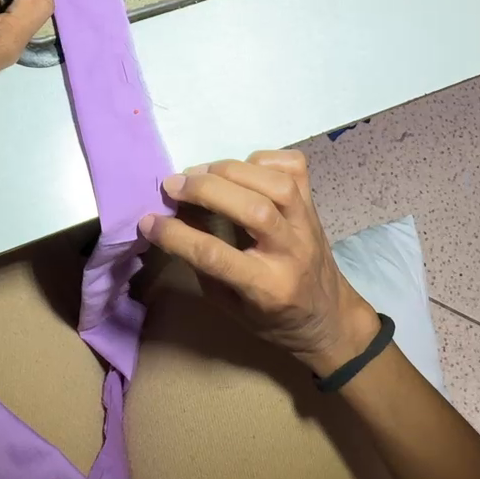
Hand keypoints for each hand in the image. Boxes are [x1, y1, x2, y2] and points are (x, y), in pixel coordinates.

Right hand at [140, 150, 379, 377]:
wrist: (330, 318)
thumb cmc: (272, 318)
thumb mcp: (229, 305)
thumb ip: (202, 262)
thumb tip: (172, 217)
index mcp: (268, 288)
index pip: (216, 255)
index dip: (176, 235)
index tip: (148, 221)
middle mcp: (292, 251)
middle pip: (252, 209)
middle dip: (205, 190)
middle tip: (172, 185)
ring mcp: (307, 223)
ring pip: (275, 183)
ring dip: (231, 170)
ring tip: (201, 174)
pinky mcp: (314, 202)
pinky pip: (292, 167)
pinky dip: (262, 160)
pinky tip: (242, 170)